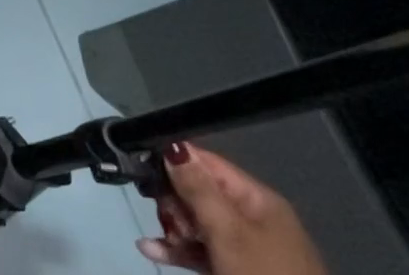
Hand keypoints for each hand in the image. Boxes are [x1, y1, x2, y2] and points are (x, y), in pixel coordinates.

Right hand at [138, 142, 326, 274]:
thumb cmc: (263, 273)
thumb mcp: (228, 231)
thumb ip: (197, 188)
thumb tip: (173, 146)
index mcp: (256, 199)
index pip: (206, 163)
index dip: (173, 163)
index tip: (145, 174)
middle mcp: (249, 215)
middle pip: (195, 192)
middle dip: (173, 205)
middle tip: (173, 224)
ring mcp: (242, 243)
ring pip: (194, 222)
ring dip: (173, 229)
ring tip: (166, 243)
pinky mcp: (233, 265)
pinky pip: (198, 247)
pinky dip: (176, 248)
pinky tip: (152, 250)